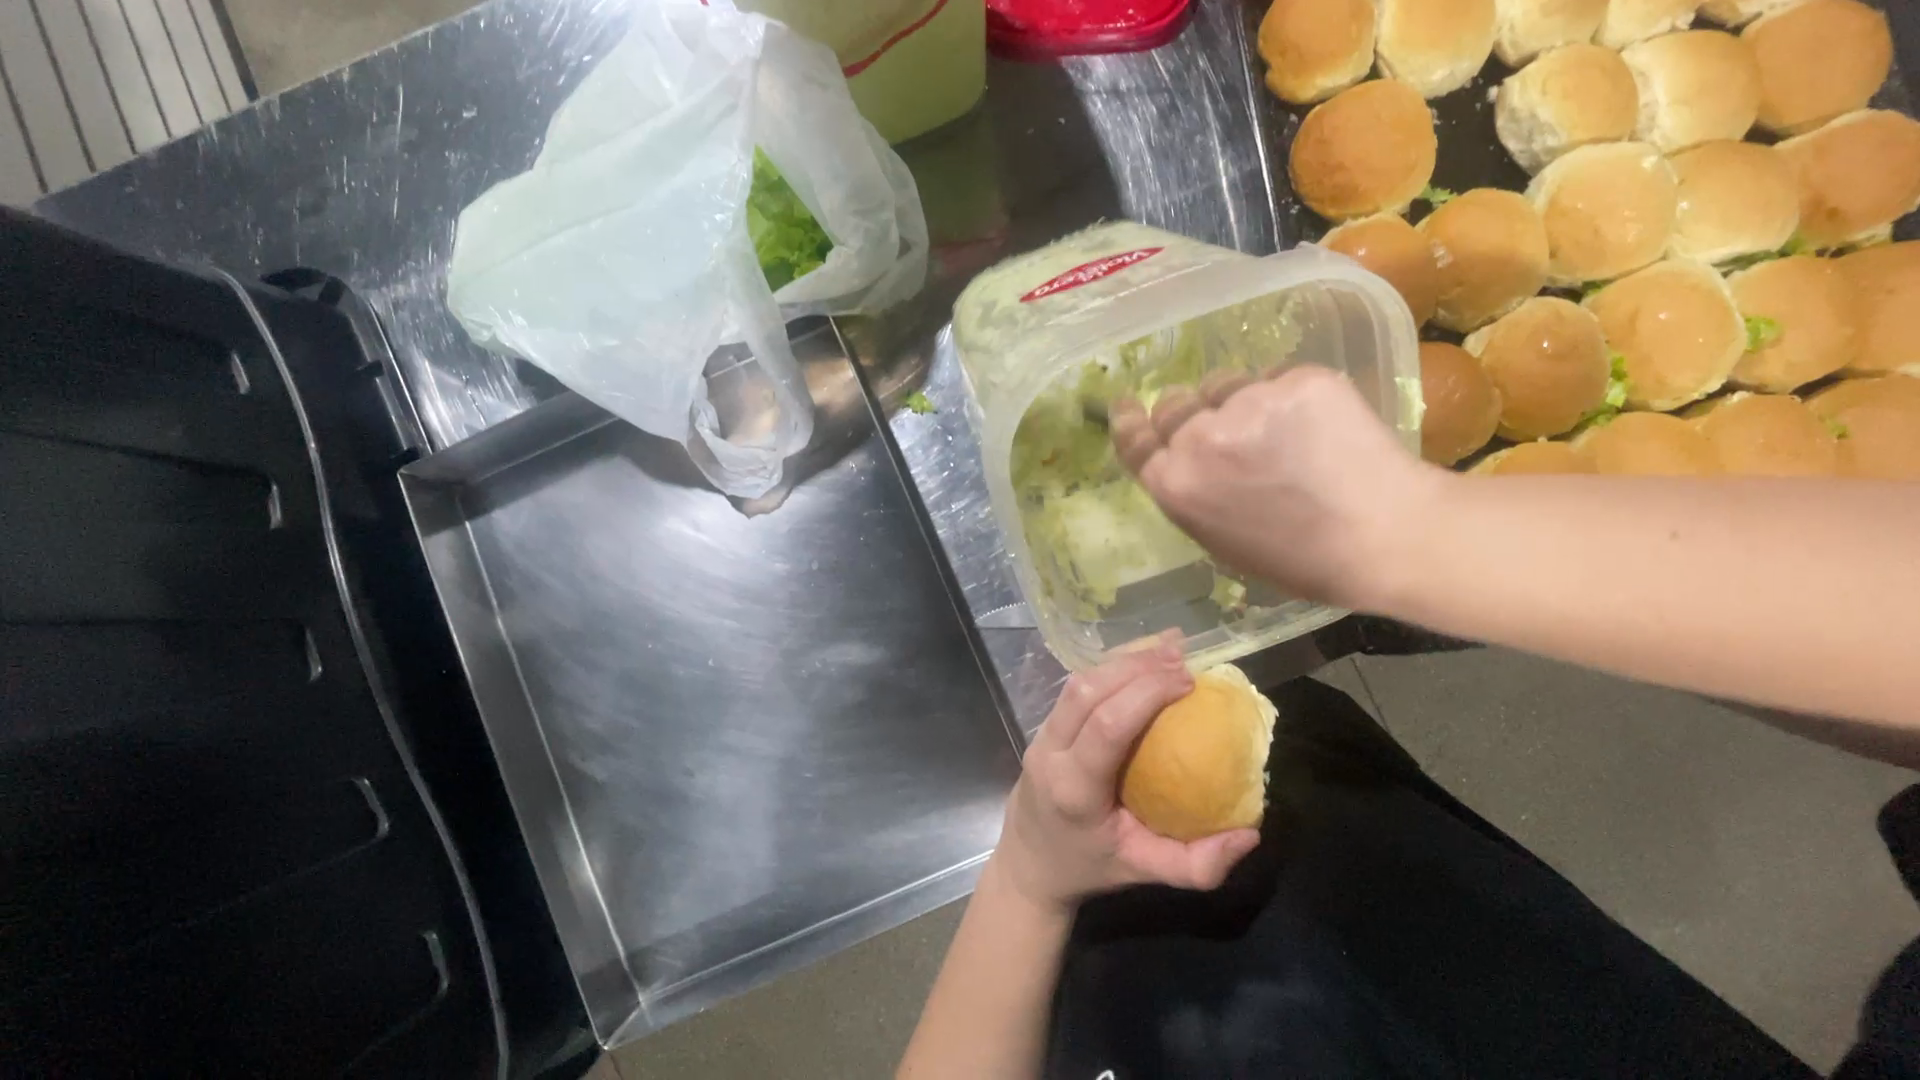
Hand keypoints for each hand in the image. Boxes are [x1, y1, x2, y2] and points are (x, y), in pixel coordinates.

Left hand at [991, 638, 1262, 913]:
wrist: (1029, 862)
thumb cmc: (1090, 865)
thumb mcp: (1143, 873)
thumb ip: (1197, 865)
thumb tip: (1249, 834)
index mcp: (1074, 789)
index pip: (1106, 725)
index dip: (1146, 693)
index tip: (1189, 682)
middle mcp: (1051, 753)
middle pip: (1088, 691)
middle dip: (1137, 666)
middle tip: (1185, 658)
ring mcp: (1041, 734)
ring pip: (1078, 681)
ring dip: (1123, 660)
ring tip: (1170, 648)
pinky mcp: (1044, 724)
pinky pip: (1076, 685)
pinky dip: (1110, 666)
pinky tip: (1143, 658)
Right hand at [1109, 364, 1444, 611]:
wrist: (1384, 537)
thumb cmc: (1298, 559)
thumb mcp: (1219, 539)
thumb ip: (1189, 491)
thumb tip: (1184, 460)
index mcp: (1175, 484)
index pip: (1133, 438)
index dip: (1128, 418)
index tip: (1127, 403)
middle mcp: (1199, 437)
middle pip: (1175, 403)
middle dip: (1191, 412)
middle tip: (1224, 429)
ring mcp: (1248, 403)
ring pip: (1226, 384)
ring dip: (1239, 400)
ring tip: (1282, 432)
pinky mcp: (1296, 379)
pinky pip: (1277, 378)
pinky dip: (1289, 396)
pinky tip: (1318, 426)